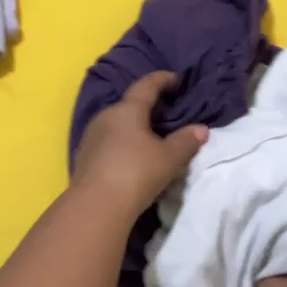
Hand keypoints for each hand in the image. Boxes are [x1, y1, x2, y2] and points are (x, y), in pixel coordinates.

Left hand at [70, 71, 207, 215]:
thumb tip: (202, 129)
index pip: (147, 85)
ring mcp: (92, 135)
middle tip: (167, 112)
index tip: (176, 79)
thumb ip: (186, 141)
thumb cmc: (135, 174)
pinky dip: (123, 142)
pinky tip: (131, 157)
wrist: (95, 207)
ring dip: (134, 126)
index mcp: (128, 109)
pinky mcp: (85, 155)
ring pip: (118, 123)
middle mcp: (107, 115)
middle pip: (131, 103)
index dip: (163, 79)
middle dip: (149, 106)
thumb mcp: (168, 159)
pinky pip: (109, 140)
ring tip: (150, 137)